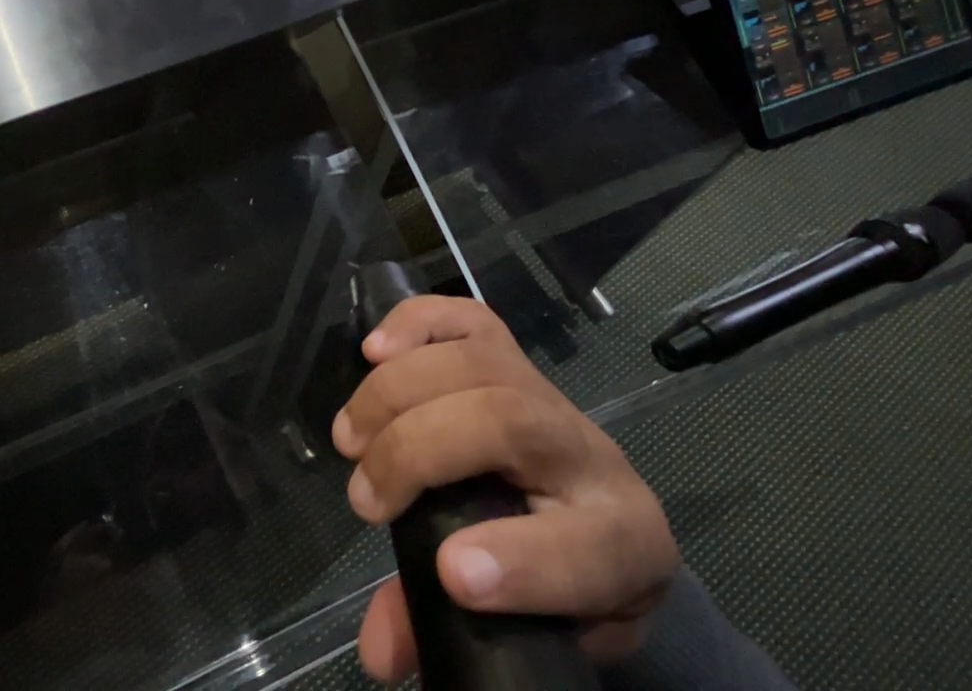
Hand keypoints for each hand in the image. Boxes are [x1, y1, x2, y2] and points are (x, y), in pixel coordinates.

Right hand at [330, 296, 678, 681]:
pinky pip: (470, 319)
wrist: (594, 515)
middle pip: (509, 421)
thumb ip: (448, 633)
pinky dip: (417, 322)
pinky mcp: (510, 358)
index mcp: (620, 545)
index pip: (590, 550)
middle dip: (418, 452)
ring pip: (477, 363)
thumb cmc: (557, 579)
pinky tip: (375, 350)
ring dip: (396, 394)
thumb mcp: (523, 631)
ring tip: (351, 438)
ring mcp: (548, 395)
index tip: (448, 574)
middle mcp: (588, 457)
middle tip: (364, 498)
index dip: (522, 562)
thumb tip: (376, 652)